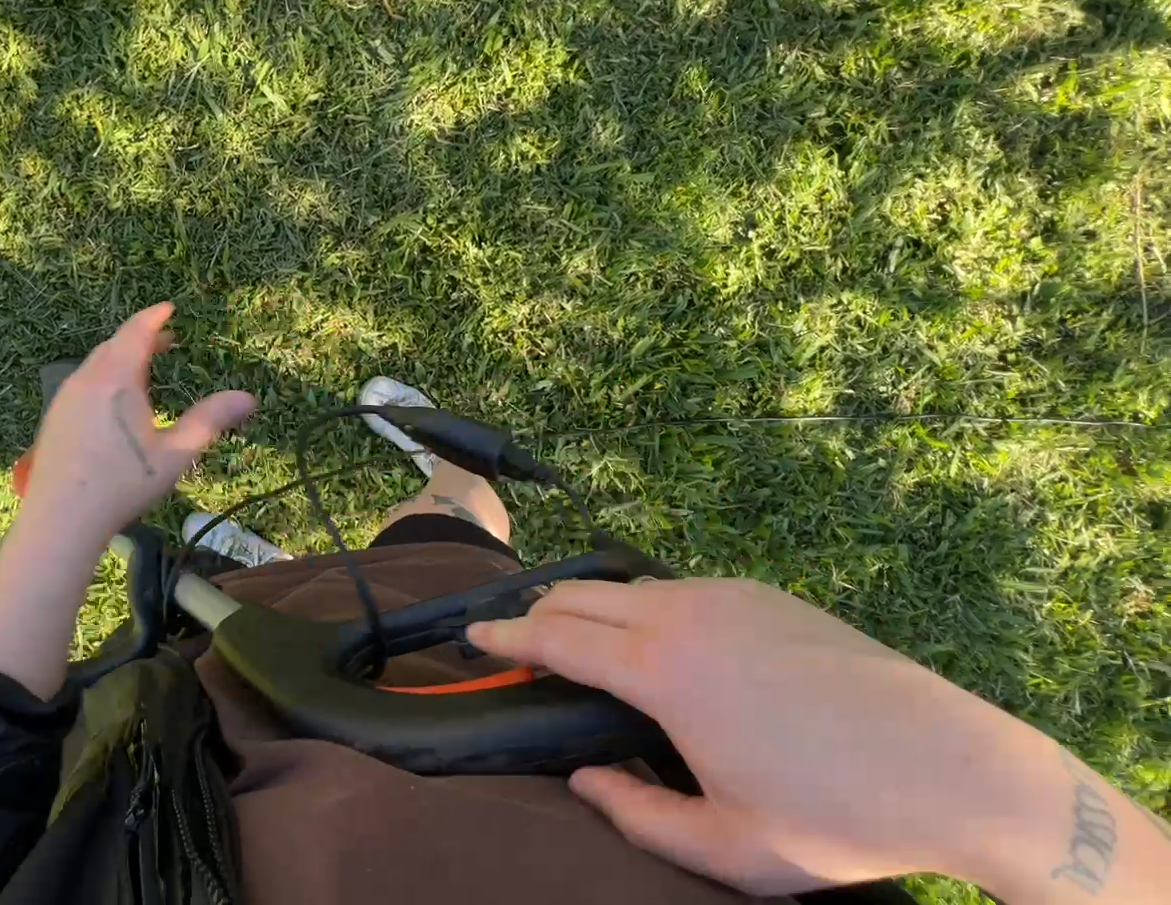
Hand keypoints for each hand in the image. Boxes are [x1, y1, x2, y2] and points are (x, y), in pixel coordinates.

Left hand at [0, 304, 253, 698]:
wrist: (61, 519)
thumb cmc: (122, 484)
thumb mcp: (175, 453)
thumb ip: (210, 420)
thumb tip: (249, 397)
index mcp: (116, 379)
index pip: (136, 332)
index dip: (154, 317)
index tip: (169, 308)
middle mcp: (86, 379)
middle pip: (114, 345)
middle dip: (140, 337)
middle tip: (164, 339)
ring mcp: (64, 398)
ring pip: (95, 364)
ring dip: (120, 358)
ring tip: (143, 369)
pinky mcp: (54, 418)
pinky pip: (82, 383)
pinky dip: (104, 376)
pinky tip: (113, 402)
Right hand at [466, 578, 1148, 897]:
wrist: (962, 770)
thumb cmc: (838, 817)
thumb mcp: (731, 847)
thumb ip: (638, 816)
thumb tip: (581, 778)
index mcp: (661, 672)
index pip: (554, 639)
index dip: (505, 637)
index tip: (473, 634)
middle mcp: (679, 615)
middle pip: (577, 594)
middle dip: (536, 614)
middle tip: (519, 642)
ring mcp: (720, 594)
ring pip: (622, 587)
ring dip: (587, 608)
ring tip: (584, 642)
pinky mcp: (757, 591)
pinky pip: (673, 590)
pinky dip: (639, 608)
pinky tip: (663, 645)